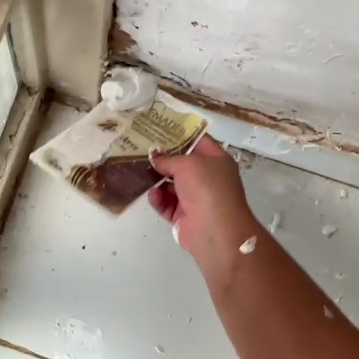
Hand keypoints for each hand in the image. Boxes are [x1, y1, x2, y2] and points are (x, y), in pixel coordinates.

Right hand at [149, 135, 259, 266]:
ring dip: (158, 180)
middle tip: (141, 151)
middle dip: (163, 159)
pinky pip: (168, 204)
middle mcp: (208, 178)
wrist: (214, 229)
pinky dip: (159, 199)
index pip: (198, 141)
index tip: (158, 130)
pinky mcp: (184, 216)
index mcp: (216, 160)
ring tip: (141, 173)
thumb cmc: (206, 187)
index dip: (179, 134)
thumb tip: (154, 155)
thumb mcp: (186, 164)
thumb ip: (167, 158)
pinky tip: (152, 194)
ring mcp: (196, 198)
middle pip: (182, 164)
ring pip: (172, 185)